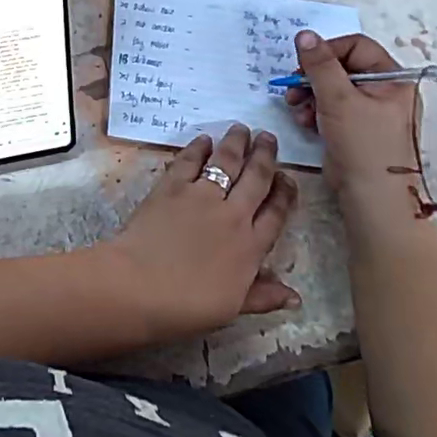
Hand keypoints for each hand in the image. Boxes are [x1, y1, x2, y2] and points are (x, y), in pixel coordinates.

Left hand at [102, 123, 299, 340]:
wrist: (141, 285)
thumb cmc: (187, 306)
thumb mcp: (232, 308)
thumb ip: (262, 296)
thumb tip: (295, 296)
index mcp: (250, 247)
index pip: (276, 213)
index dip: (284, 193)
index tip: (288, 177)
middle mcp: (232, 215)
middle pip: (255, 179)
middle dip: (264, 156)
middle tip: (269, 137)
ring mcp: (201, 196)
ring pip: (225, 162)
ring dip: (236, 143)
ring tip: (242, 128)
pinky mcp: (172, 186)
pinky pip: (190, 161)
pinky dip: (199, 148)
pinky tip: (205, 140)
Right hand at [285, 30, 420, 194]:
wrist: (373, 199)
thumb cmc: (364, 144)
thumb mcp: (338, 98)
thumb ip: (319, 65)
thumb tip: (304, 35)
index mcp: (393, 79)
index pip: (356, 46)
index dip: (326, 51)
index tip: (302, 64)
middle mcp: (385, 91)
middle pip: (341, 67)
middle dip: (313, 77)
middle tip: (293, 88)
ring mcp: (371, 111)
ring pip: (333, 88)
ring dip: (310, 95)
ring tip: (297, 109)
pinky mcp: (357, 129)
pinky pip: (332, 108)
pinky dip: (315, 111)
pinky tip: (306, 122)